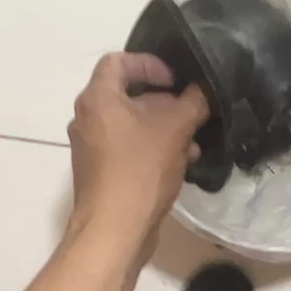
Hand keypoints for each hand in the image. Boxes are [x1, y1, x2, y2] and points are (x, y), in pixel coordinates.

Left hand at [66, 52, 209, 243]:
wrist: (114, 230)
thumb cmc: (141, 171)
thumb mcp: (176, 130)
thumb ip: (194, 102)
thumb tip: (203, 90)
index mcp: (98, 99)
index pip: (118, 61)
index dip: (150, 63)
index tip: (176, 80)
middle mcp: (87, 118)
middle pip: (126, 94)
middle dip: (163, 100)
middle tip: (191, 109)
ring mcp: (91, 147)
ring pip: (130, 124)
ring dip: (162, 127)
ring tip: (193, 140)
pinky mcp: (99, 172)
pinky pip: (127, 147)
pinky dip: (152, 147)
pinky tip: (182, 162)